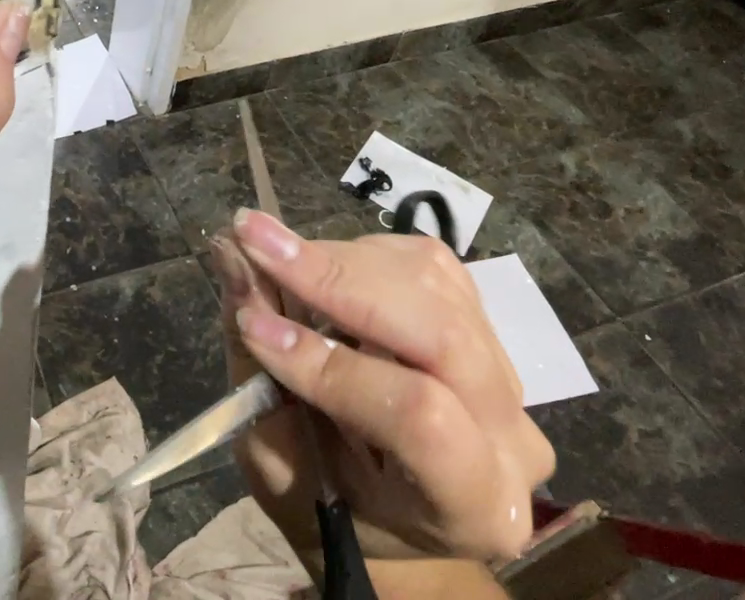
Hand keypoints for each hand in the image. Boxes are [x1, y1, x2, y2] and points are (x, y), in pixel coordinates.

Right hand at [209, 210, 553, 573]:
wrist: (385, 508)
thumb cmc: (325, 507)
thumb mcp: (276, 464)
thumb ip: (257, 370)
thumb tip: (232, 259)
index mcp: (472, 504)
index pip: (419, 415)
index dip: (329, 363)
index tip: (251, 326)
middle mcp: (512, 437)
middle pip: (437, 329)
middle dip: (332, 277)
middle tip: (249, 236)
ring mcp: (508, 374)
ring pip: (430, 282)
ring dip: (338, 259)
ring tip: (273, 255)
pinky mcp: (485, 325)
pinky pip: (428, 265)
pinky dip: (359, 254)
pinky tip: (319, 268)